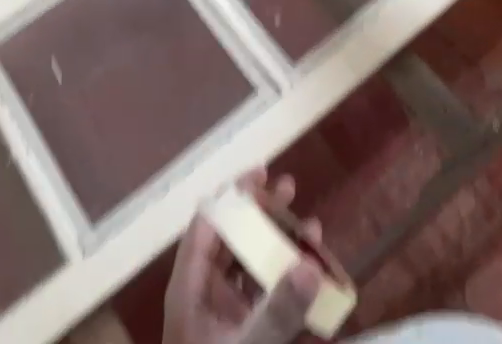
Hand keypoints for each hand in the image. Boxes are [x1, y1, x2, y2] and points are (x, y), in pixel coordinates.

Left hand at [163, 172, 327, 343]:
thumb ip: (277, 311)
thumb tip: (308, 266)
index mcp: (190, 288)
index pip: (206, 226)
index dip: (231, 197)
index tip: (259, 173)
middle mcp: (204, 293)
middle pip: (230, 238)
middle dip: (259, 212)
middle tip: (289, 186)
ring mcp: (223, 314)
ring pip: (249, 263)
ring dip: (276, 241)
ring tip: (308, 221)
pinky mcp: (242, 332)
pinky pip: (263, 293)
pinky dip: (285, 276)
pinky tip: (311, 266)